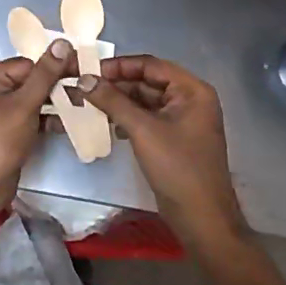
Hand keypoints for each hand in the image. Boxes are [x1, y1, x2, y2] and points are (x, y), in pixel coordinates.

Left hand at [0, 40, 74, 219]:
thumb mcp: (24, 105)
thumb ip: (45, 74)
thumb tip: (62, 42)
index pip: (28, 64)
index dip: (55, 67)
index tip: (84, 70)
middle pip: (31, 81)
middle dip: (57, 86)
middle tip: (88, 89)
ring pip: (33, 100)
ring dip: (56, 103)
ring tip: (85, 105)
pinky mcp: (8, 131)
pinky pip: (31, 118)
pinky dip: (47, 120)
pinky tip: (71, 123)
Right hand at [78, 55, 247, 247]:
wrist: (202, 219)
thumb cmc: (177, 167)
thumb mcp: (142, 130)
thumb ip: (112, 101)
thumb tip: (83, 80)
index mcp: (192, 90)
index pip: (151, 65)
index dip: (120, 66)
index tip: (90, 69)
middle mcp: (190, 100)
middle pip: (148, 82)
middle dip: (117, 84)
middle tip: (84, 86)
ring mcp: (183, 120)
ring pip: (146, 101)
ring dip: (119, 102)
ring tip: (89, 103)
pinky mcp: (174, 139)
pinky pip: (148, 118)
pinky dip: (128, 118)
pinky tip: (107, 123)